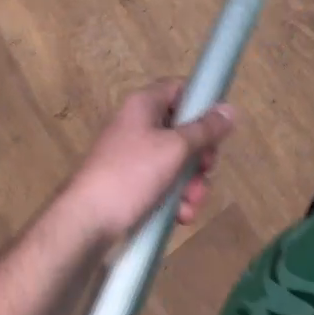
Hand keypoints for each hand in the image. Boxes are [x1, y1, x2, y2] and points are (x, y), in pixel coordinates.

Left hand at [71, 80, 234, 236]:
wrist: (82, 226)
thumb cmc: (131, 176)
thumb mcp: (175, 148)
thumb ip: (206, 129)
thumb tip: (230, 109)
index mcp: (144, 104)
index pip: (181, 88)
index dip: (202, 105)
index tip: (215, 130)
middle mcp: (136, 125)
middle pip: (182, 129)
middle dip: (200, 155)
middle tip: (205, 171)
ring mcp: (131, 156)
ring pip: (175, 160)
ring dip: (190, 182)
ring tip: (191, 204)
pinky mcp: (127, 185)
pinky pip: (160, 183)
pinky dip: (174, 197)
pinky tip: (180, 216)